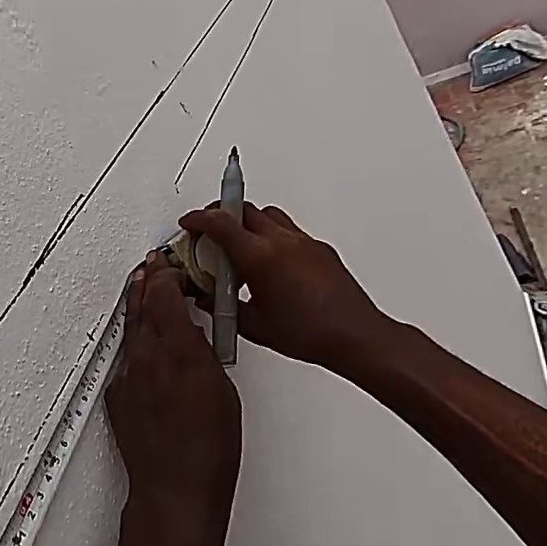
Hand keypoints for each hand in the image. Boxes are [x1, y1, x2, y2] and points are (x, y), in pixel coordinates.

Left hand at [105, 252, 240, 525]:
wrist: (174, 489)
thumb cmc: (208, 450)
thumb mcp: (222, 390)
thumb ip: (203, 355)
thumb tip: (196, 337)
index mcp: (179, 350)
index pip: (164, 293)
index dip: (167, 273)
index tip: (172, 265)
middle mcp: (148, 356)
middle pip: (142, 302)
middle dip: (149, 278)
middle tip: (153, 264)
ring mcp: (129, 373)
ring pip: (131, 325)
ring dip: (138, 302)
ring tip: (143, 286)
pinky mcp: (118, 392)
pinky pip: (126, 355)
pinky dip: (136, 340)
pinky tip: (144, 339)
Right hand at [179, 202, 400, 377]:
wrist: (356, 337)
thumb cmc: (313, 333)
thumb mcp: (253, 325)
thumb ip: (223, 308)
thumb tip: (208, 300)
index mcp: (260, 257)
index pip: (220, 223)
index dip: (198, 219)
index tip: (190, 222)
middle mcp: (282, 242)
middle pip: (242, 208)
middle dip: (220, 214)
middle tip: (210, 228)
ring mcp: (303, 242)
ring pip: (268, 214)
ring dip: (248, 220)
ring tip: (239, 241)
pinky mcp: (319, 249)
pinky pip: (289, 229)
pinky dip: (271, 234)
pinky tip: (269, 258)